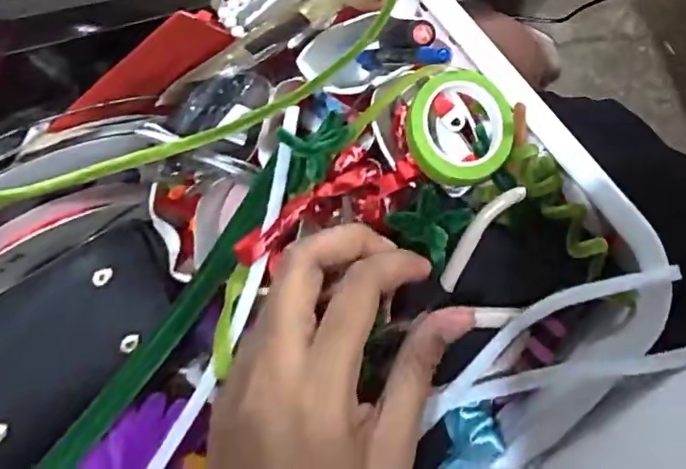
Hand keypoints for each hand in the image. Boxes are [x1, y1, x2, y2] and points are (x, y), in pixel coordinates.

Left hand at [210, 224, 473, 468]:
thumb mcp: (389, 450)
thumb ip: (418, 369)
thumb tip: (459, 312)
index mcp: (314, 386)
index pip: (356, 286)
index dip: (397, 262)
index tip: (424, 271)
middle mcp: (267, 367)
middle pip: (298, 261)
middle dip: (349, 238)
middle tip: (388, 254)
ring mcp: (238, 375)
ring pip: (278, 284)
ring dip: (325, 266)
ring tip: (366, 284)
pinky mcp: (226, 386)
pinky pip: (266, 317)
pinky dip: (303, 299)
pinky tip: (332, 322)